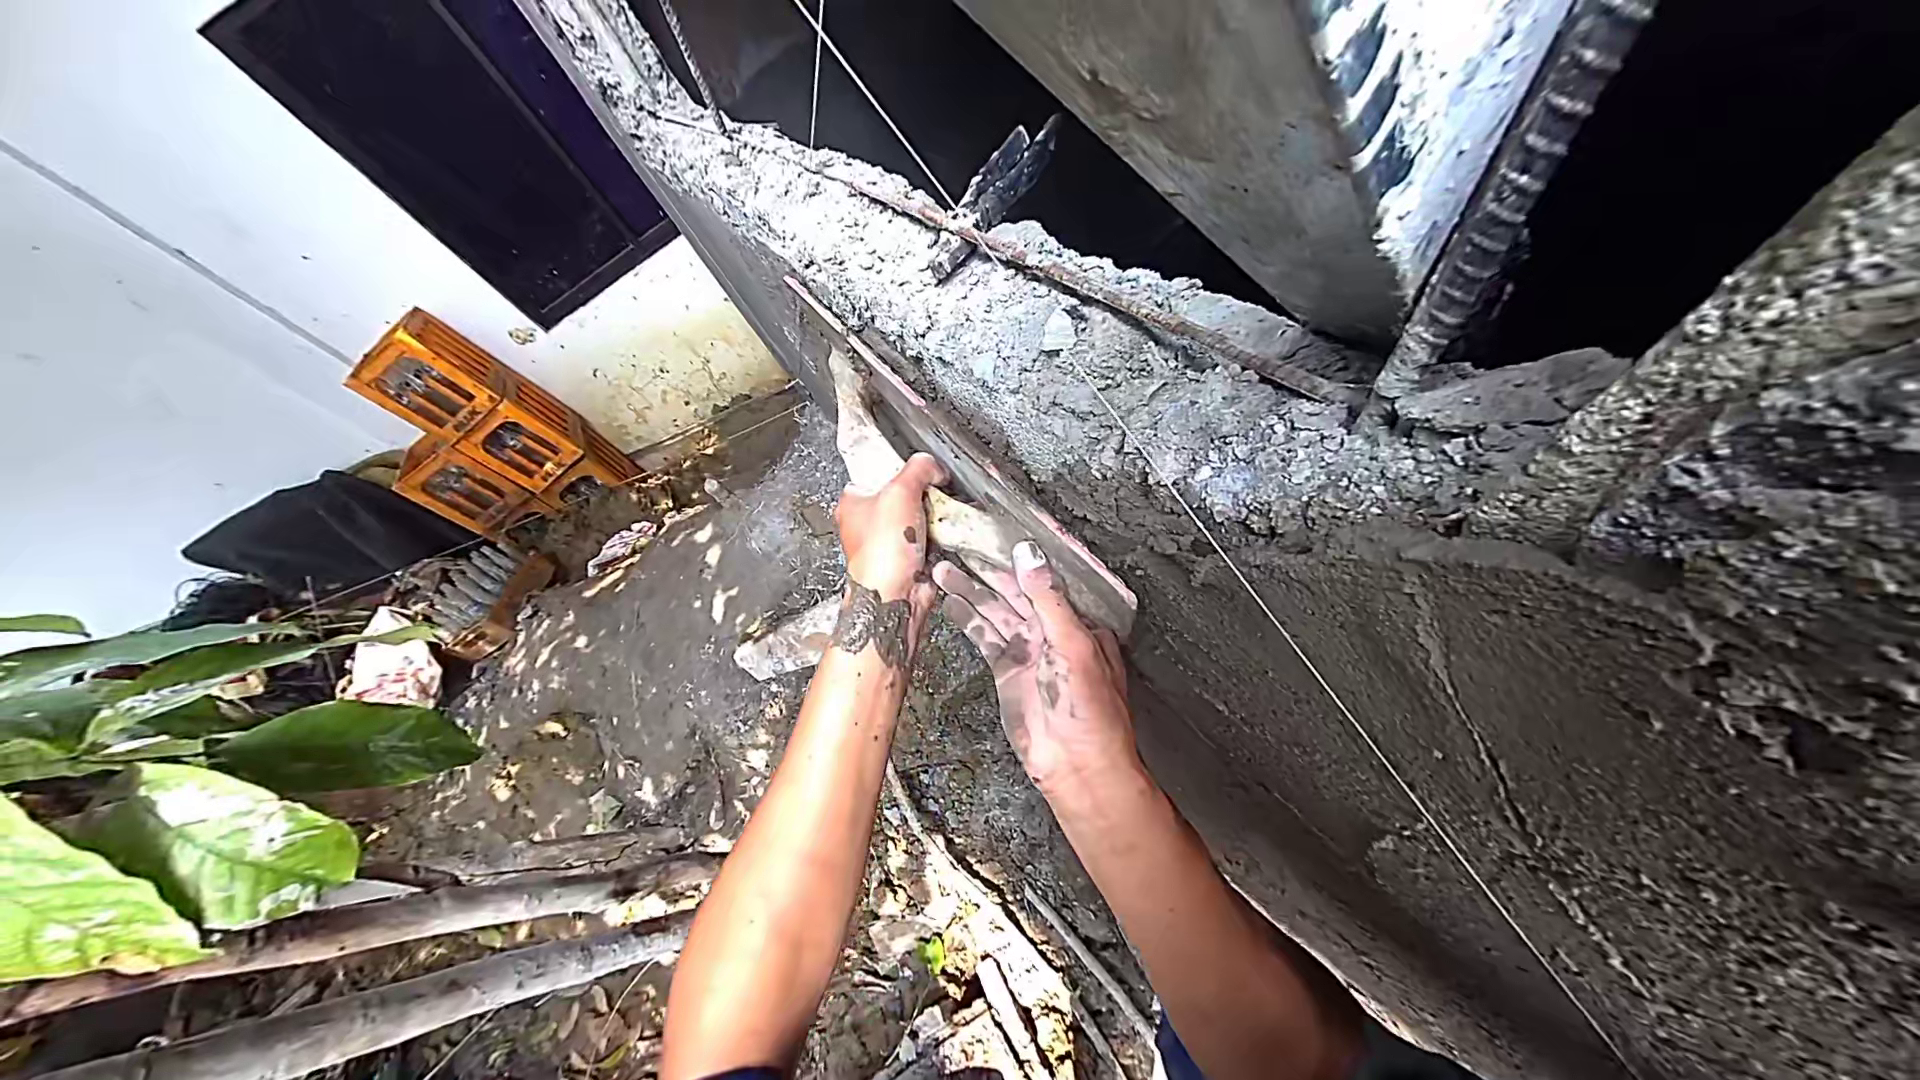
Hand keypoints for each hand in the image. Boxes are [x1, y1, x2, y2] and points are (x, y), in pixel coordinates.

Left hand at [836, 452, 946, 602]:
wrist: (896, 597)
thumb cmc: (881, 554)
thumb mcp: (899, 492)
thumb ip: (918, 469)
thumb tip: (932, 464)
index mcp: (853, 502)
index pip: (877, 470)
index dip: (899, 466)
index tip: (917, 466)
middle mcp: (869, 522)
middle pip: (903, 493)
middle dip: (922, 493)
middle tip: (931, 493)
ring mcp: (890, 541)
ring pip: (919, 515)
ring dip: (933, 515)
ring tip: (937, 516)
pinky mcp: (909, 557)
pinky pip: (930, 537)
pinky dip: (940, 535)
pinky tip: (942, 535)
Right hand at [934, 541, 1135, 793]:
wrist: (1076, 763)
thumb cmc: (1091, 712)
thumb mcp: (1073, 645)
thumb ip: (1048, 599)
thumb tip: (1030, 557)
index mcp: (1075, 619)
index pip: (1040, 578)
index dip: (1014, 558)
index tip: (989, 537)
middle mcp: (1050, 630)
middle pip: (1012, 591)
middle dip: (984, 570)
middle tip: (957, 547)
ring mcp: (1027, 649)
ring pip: (994, 610)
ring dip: (969, 590)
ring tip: (944, 570)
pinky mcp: (1007, 669)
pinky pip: (984, 636)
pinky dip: (967, 618)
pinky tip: (952, 603)